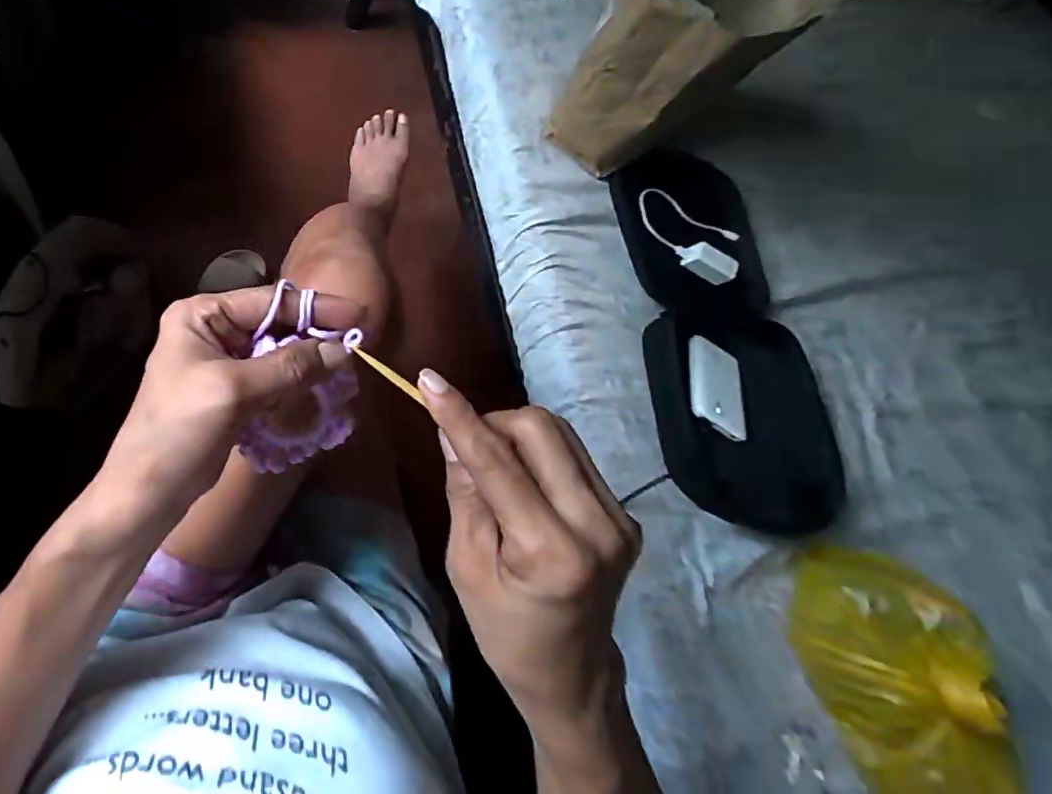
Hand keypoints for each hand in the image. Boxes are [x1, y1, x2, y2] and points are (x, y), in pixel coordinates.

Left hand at [95, 287, 359, 518]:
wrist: (147, 490)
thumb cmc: (181, 430)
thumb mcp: (235, 391)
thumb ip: (289, 367)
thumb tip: (342, 351)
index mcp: (200, 315)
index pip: (267, 301)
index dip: (314, 308)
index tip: (359, 316)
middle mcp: (208, 330)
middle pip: (272, 325)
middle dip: (311, 339)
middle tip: (355, 350)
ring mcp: (218, 361)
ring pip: (274, 354)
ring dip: (305, 365)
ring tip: (340, 375)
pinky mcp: (227, 392)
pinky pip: (268, 379)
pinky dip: (291, 386)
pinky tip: (314, 394)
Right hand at [417, 370, 640, 723]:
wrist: (571, 672)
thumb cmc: (503, 628)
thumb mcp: (465, 563)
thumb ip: (464, 492)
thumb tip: (450, 430)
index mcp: (552, 551)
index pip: (498, 463)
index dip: (460, 416)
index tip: (429, 379)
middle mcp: (598, 525)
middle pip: (540, 429)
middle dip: (492, 421)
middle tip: (465, 446)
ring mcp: (619, 517)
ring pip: (559, 432)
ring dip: (513, 432)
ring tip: (492, 465)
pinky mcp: (623, 511)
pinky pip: (571, 452)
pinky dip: (534, 450)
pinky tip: (521, 480)